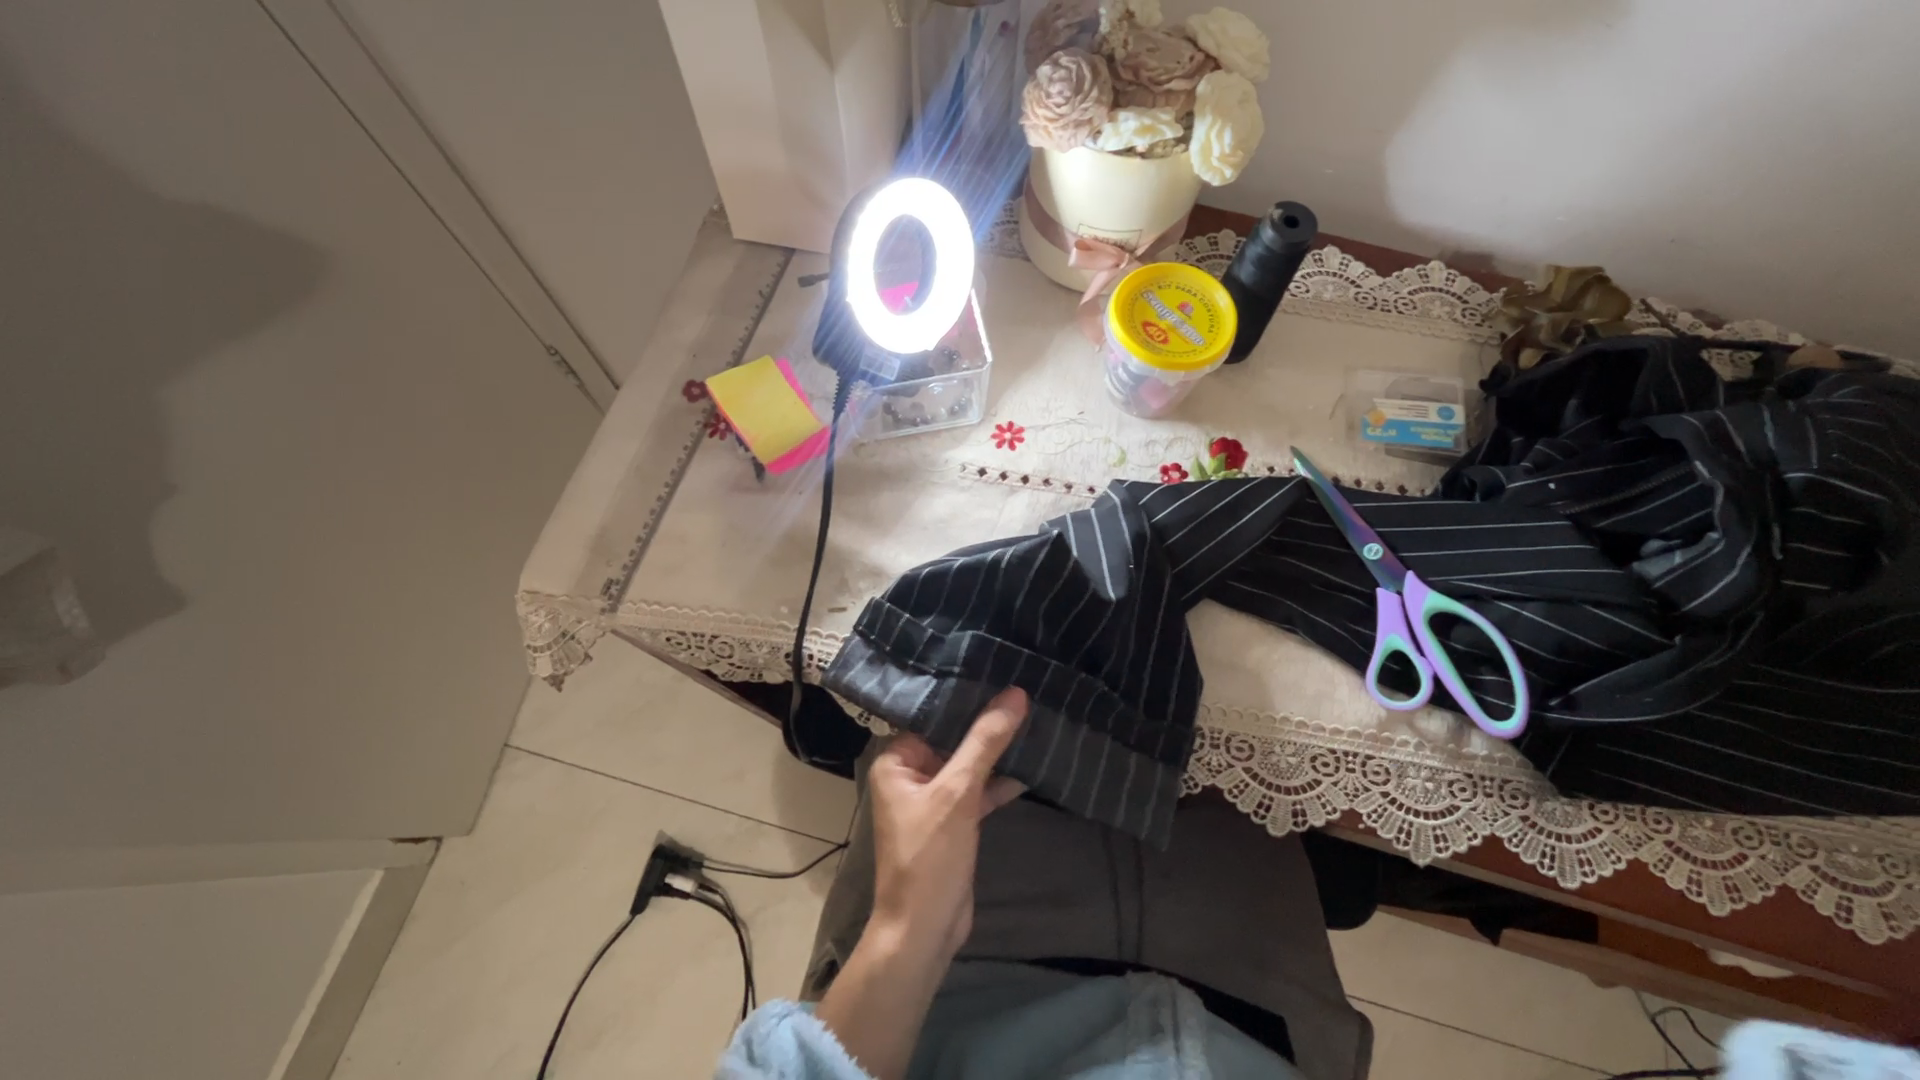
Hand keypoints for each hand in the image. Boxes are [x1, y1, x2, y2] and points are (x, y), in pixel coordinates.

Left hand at [867, 686, 1029, 959]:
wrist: (924, 930)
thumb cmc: (929, 856)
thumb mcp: (958, 793)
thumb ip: (985, 742)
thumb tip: (1015, 694)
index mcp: (895, 761)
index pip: (933, 717)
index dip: (966, 697)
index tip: (1000, 671)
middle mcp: (909, 775)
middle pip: (952, 739)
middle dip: (986, 724)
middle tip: (1025, 691)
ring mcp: (931, 801)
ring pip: (967, 766)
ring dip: (996, 752)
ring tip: (1034, 720)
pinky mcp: (952, 823)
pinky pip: (976, 791)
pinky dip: (998, 782)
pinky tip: (1031, 766)